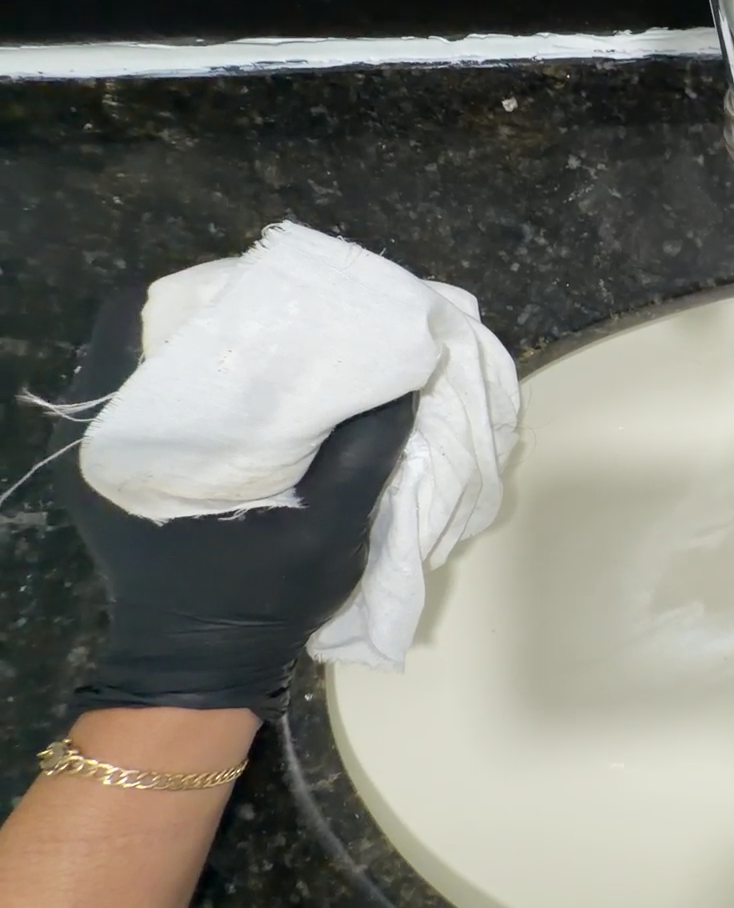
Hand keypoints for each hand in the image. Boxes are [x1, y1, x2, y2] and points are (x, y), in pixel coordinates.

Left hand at [50, 287, 412, 718]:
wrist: (206, 662)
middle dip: (239, 311)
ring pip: (174, 364)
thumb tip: (407, 370)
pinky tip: (290, 391)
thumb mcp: (334, 515)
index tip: (288, 290)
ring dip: (242, 346)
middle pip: (159, 332)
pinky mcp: (144, 469)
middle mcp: (110, 431)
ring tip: (313, 342)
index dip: (213, 288)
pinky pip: (184, 399)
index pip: (140, 318)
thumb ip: (370, 441)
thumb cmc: (263, 590)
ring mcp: (123, 451)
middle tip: (318, 312)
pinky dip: (237, 381)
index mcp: (132, 436)